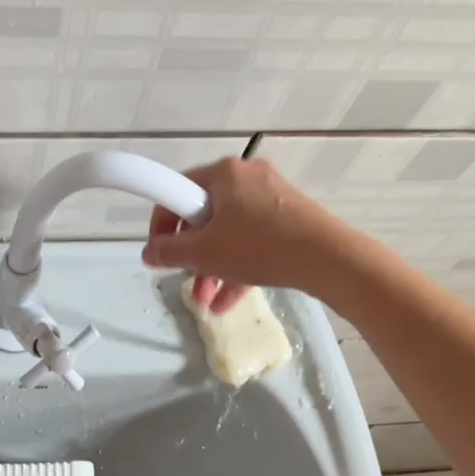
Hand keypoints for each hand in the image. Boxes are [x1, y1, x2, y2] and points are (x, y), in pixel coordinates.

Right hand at [143, 157, 363, 313]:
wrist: (326, 257)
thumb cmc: (258, 246)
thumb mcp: (204, 253)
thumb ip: (170, 252)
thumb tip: (148, 252)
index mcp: (223, 174)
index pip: (177, 191)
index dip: (161, 225)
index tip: (159, 253)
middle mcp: (246, 178)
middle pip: (203, 216)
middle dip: (191, 256)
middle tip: (184, 280)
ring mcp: (270, 197)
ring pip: (228, 233)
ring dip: (212, 268)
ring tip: (205, 301)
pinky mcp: (287, 218)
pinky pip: (251, 241)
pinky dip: (237, 267)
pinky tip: (227, 302)